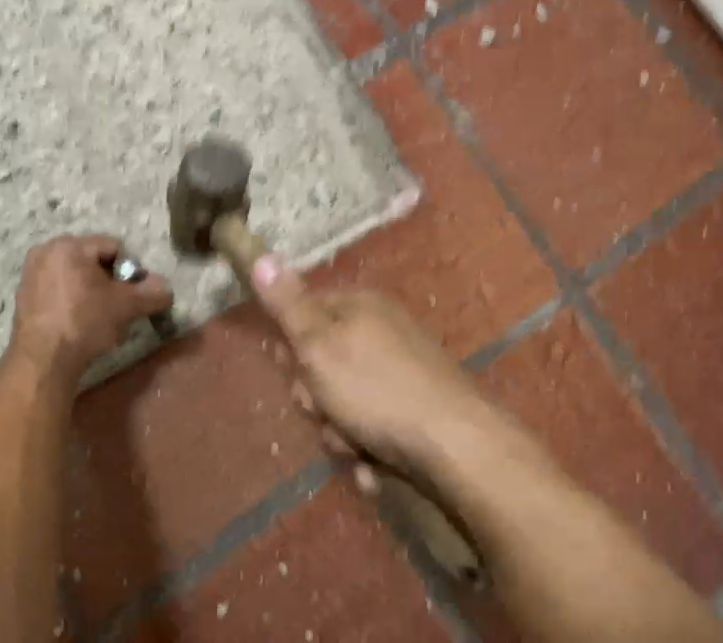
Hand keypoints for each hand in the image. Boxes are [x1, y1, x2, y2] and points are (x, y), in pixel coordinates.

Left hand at [9, 234, 173, 383]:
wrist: (43, 357)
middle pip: (90, 259)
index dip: (130, 270)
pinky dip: (69, 299)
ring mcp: (31, 272)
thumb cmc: (85, 322)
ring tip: (98, 318)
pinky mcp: (23, 293)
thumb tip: (166, 287)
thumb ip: (151, 293)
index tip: (134, 294)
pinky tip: (77, 323)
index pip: (112, 246)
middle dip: (108, 280)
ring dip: (89, 291)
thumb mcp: (126, 307)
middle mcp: (46, 250)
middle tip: (117, 307)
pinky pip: (55, 288)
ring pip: (73, 275)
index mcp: (70, 245)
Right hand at [250, 255, 500, 480]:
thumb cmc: (377, 391)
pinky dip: (368, 446)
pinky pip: (376, 424)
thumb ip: (286, 305)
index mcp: (360, 306)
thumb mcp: (318, 344)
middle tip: (321, 412)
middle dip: (315, 396)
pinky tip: (372, 466)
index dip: (290, 345)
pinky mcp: (422, 410)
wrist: (461, 451)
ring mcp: (406, 372)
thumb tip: (261, 256)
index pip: (305, 311)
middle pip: (324, 360)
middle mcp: (385, 331)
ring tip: (352, 448)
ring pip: (346, 399)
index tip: (288, 370)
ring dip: (339, 429)